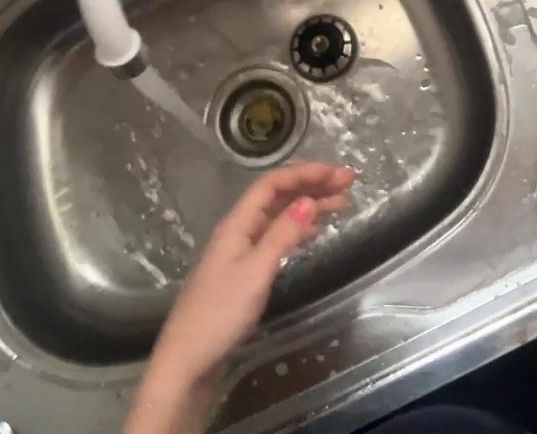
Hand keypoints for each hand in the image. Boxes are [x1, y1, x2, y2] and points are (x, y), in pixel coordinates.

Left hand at [126, 162, 354, 433]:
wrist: (188, 363)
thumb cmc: (220, 314)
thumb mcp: (255, 272)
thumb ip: (282, 235)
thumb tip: (309, 200)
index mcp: (238, 224)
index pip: (273, 184)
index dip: (305, 173)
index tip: (337, 173)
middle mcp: (240, 231)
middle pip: (278, 197)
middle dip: (312, 185)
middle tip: (348, 183)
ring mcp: (242, 251)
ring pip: (279, 216)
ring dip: (309, 206)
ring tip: (341, 204)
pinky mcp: (246, 273)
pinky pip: (277, 237)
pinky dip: (299, 229)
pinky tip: (315, 232)